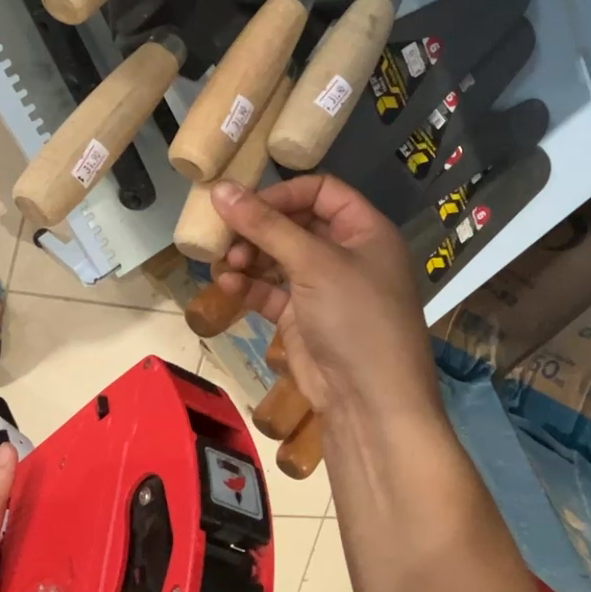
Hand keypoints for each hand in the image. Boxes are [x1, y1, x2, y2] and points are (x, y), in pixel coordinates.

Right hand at [210, 176, 437, 423]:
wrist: (371, 402)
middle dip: (258, 228)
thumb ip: (265, 225)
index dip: (284, 193)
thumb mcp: (313, 263)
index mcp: (365, 231)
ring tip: (225, 263)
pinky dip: (249, 285)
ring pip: (277, 257)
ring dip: (248, 256)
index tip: (246, 204)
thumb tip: (219, 189)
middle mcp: (346, 254)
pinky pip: (270, 290)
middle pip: (294, 223)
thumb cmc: (355, 319)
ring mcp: (323, 287)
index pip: (322, 191)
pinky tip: (227, 285)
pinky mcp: (302, 317)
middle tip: (224, 233)